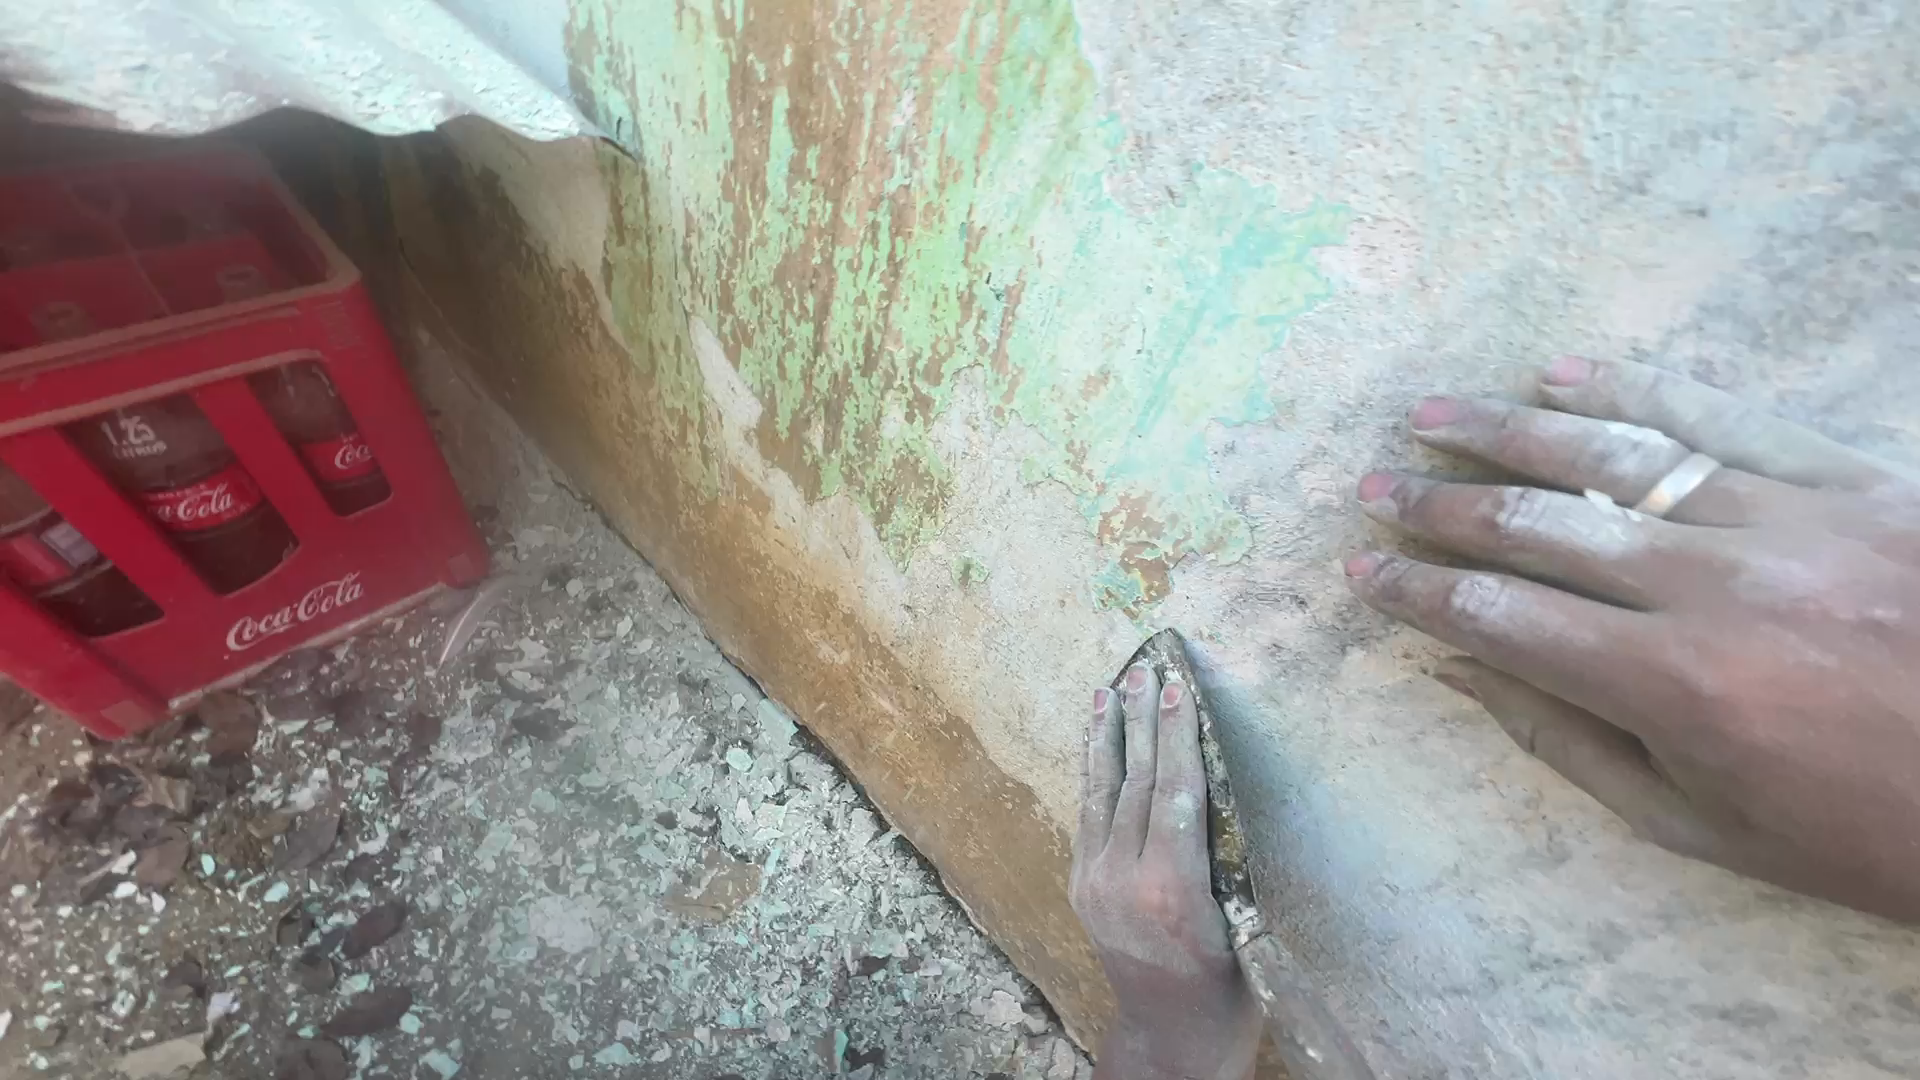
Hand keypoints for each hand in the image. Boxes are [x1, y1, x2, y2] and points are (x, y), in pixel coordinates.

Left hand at [1071, 664, 1260, 1079]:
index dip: (1175, 735)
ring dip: (1107, 735)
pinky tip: (1096, 741)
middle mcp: (1122, 876)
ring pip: (1102, 790)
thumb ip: (1220, 854)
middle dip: (1141, 720)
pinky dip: (1094, 771)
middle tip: (1141, 668)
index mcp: (1171, 889)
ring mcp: (1093, 879)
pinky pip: (1087, 814)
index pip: (1174, 791)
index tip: (1175, 687)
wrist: (1169, 1041)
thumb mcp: (1243, 922)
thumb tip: (1204, 781)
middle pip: (1135, 781)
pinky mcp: (1079, 882)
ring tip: (1108, 689)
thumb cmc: (1228, 989)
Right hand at [1347, 356, 1919, 921]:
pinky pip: (1727, 421)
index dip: (1412, 589)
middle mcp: (1717, 589)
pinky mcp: (1860, 484)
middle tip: (1374, 487)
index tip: (1361, 570)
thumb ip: (1555, 735)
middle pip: (1533, 525)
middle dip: (1435, 505)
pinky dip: (1636, 391)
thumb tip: (1450, 664)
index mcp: (1672, 683)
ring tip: (1433, 413)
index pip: (1492, 614)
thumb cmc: (1865, 830)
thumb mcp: (1691, 822)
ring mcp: (1794, 524)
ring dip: (1505, 431)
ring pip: (1613, 457)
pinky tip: (1563, 372)